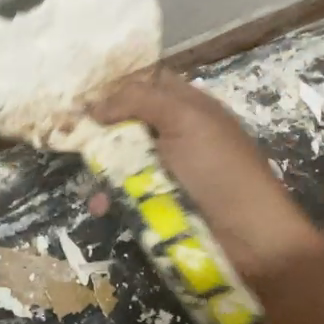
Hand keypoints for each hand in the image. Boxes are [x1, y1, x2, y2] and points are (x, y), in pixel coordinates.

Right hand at [91, 67, 323, 276]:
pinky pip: (123, 192)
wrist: (252, 242)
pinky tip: (100, 205)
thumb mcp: (185, 121)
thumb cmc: (221, 171)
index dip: (117, 82)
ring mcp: (165, 170)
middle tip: (70, 131)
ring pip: (120, 157)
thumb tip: (94, 105)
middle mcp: (175, 134)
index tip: (81, 90)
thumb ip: (139, 100)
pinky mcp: (156, 203)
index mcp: (189, 107)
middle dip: (99, 124)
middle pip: (127, 119)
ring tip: (86, 173)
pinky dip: (109, 196)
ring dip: (100, 164)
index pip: (148, 82)